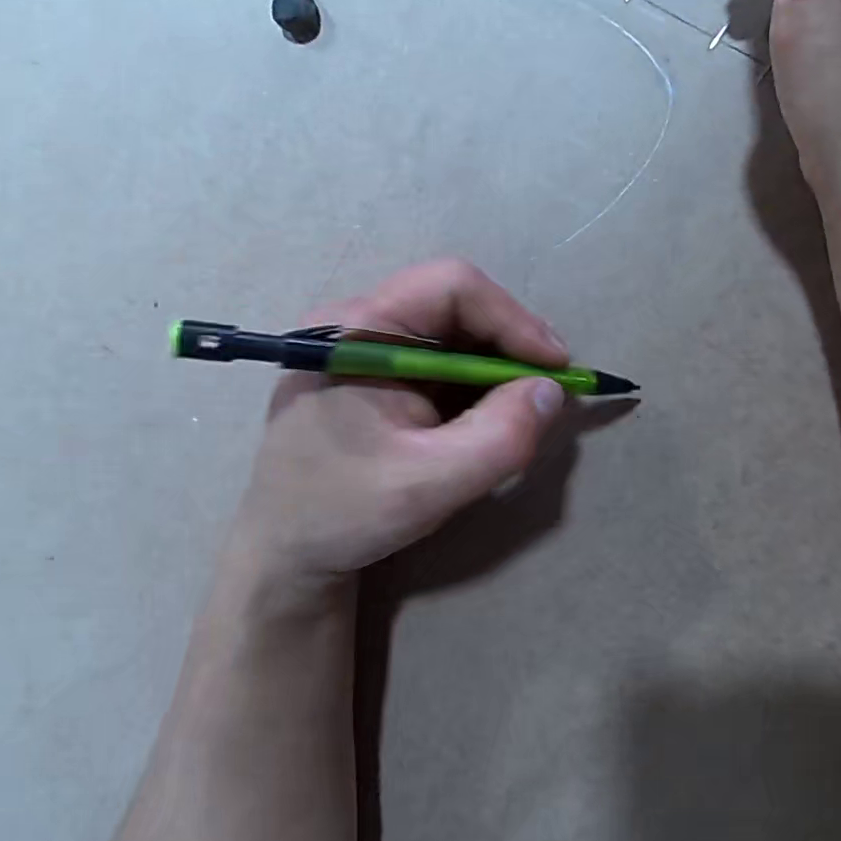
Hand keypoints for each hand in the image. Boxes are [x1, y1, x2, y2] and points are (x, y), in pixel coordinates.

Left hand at [224, 260, 569, 597]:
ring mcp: (365, 350)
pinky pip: (440, 362)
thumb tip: (552, 391)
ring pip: (452, 333)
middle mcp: (358, 326)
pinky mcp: (376, 377)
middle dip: (510, 344)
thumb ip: (499, 438)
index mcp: (356, 331)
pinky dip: (476, 385)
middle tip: (549, 387)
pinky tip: (489, 418)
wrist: (286, 552)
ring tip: (523, 408)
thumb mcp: (428, 485)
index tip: (555, 366)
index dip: (513, 319)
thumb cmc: (341, 515)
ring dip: (496, 366)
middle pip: (454, 305)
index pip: (450, 288)